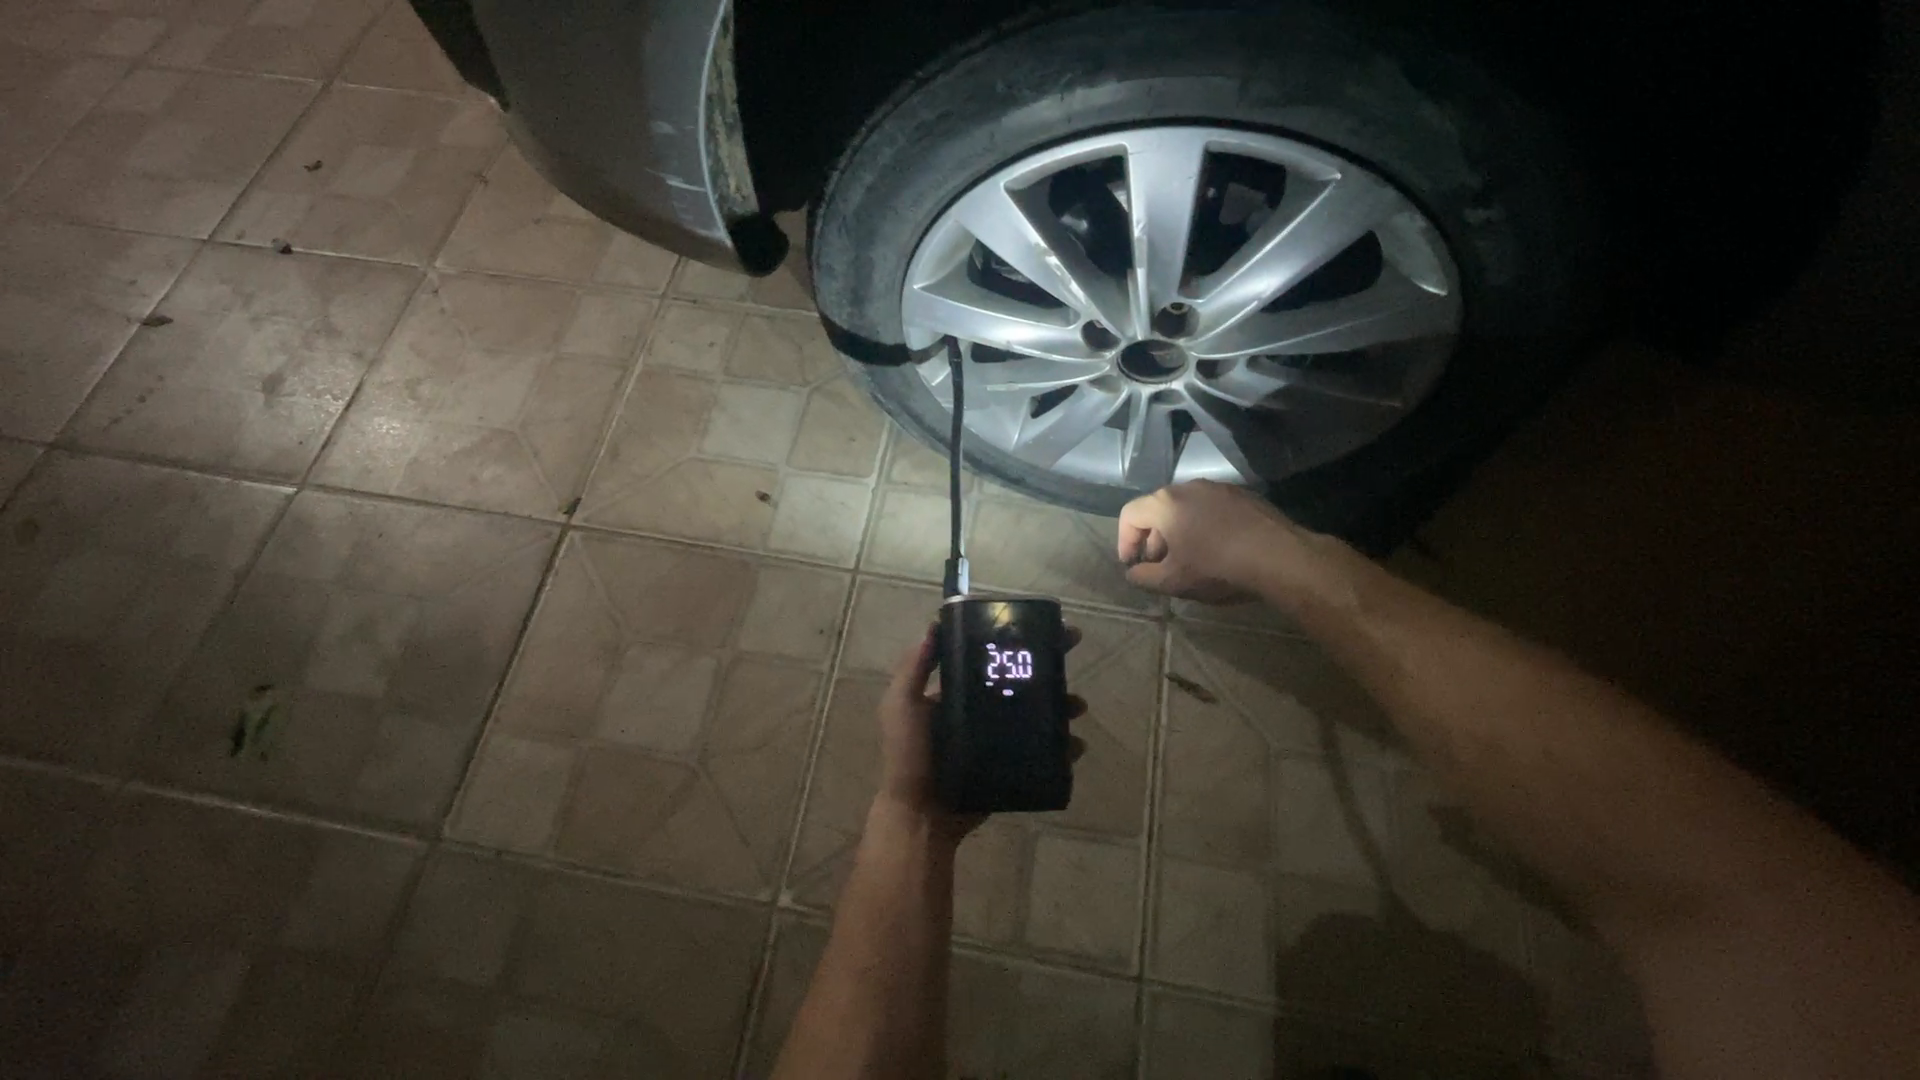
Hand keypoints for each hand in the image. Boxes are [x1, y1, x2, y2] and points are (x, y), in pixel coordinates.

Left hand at [875, 624, 1084, 843]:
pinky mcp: (1012, 766)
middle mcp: (980, 710)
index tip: (1039, 621)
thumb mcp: (902, 706)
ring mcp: (999, 739)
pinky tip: (1076, 745)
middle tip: (1071, 646)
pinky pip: (1044, 751)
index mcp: (956, 691)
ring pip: (1038, 713)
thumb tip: (934, 624)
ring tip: (1076, 705)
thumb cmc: (909, 757)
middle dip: (1048, 663)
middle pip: (1021, 679)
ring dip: (1061, 703)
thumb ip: (913, 668)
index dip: (1014, 637)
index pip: (989, 655)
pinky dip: (1064, 746)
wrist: (922, 816)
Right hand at [1117, 480, 1303, 602]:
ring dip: (1179, 531)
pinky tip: (1219, 548)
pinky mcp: (1243, 494)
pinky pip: (1212, 507)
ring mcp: (1218, 487)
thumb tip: (1133, 573)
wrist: (1279, 557)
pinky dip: (1205, 525)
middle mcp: (1188, 487)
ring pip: (1186, 507)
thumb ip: (1144, 577)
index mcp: (1165, 503)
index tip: (1133, 564)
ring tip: (1190, 558)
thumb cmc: (1217, 568)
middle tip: (1161, 565)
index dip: (1125, 541)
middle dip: (1153, 538)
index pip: (1130, 514)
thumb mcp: (1173, 582)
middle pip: (1157, 509)